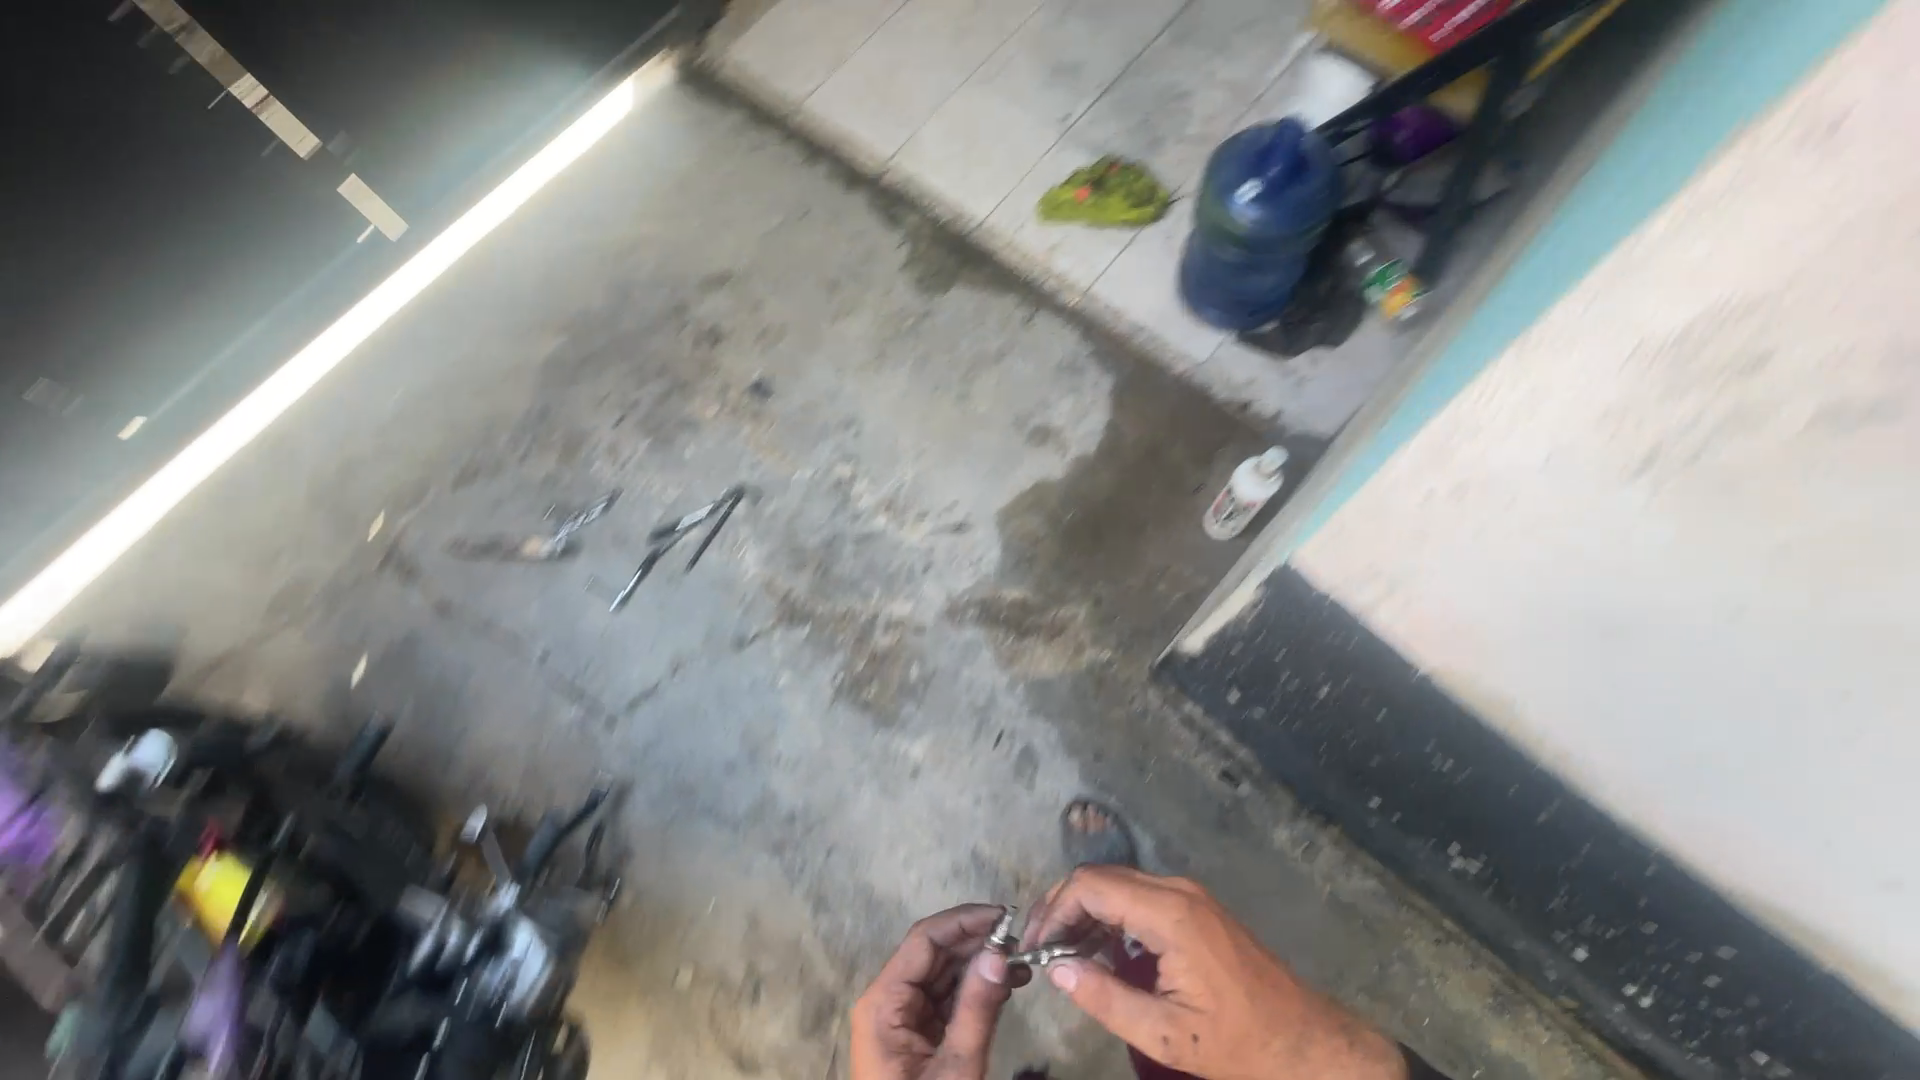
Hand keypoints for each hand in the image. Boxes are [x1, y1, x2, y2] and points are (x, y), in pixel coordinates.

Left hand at [850, 904, 1016, 1079]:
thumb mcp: (955, 1068)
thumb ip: (977, 1008)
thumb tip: (999, 952)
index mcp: (883, 1001)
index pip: (924, 940)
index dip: (964, 921)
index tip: (1007, 917)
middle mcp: (888, 1000)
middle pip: (934, 953)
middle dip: (978, 943)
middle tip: (1022, 942)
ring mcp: (902, 1018)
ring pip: (944, 974)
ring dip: (981, 965)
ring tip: (1023, 964)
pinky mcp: (917, 1036)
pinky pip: (947, 999)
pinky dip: (976, 990)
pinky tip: (1008, 986)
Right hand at [1023, 866, 1406, 1079]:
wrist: (1308, 1044)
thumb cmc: (1238, 1042)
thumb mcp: (1164, 1032)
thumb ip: (1104, 997)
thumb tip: (1055, 969)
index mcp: (1168, 914)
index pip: (1091, 886)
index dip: (1054, 910)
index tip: (1034, 946)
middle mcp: (1176, 890)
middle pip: (1101, 878)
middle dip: (1063, 907)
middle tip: (1039, 948)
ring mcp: (1189, 895)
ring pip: (1118, 884)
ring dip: (1085, 911)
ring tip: (1062, 953)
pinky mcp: (1195, 907)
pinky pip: (1138, 896)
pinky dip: (1110, 914)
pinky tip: (1099, 950)